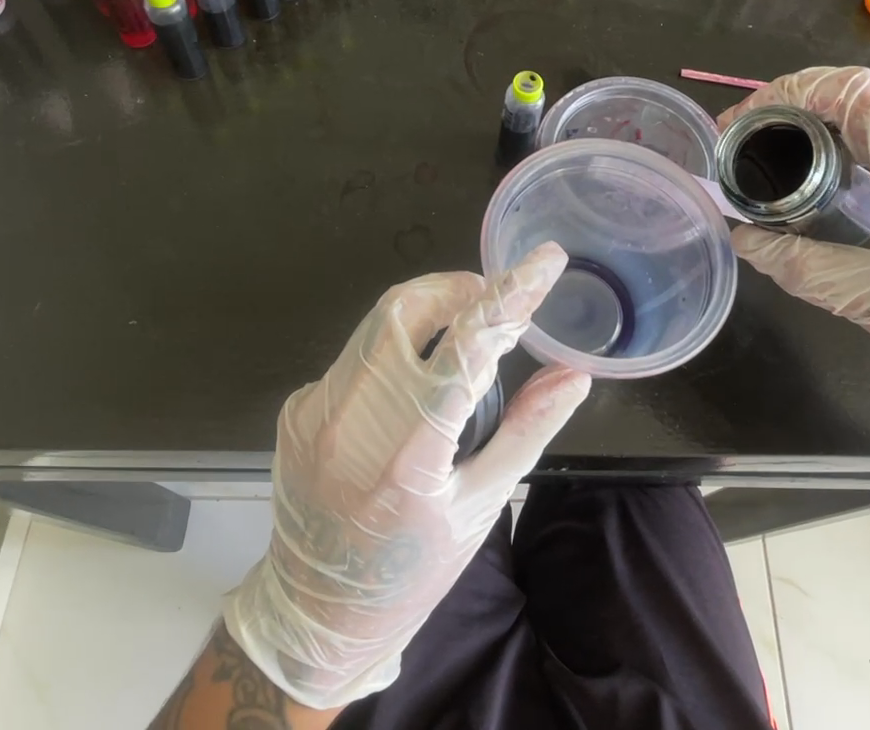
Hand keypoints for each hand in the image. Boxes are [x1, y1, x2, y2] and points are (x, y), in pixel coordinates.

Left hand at [222, 244, 589, 709]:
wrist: (314, 611)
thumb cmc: (412, 571)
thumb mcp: (480, 507)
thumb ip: (527, 430)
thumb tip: (574, 374)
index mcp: (410, 453)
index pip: (469, 347)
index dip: (512, 294)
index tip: (545, 258)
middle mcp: (353, 420)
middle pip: (408, 308)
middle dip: (458, 288)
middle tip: (493, 303)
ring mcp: (315, 410)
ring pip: (376, 322)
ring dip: (426, 310)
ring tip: (459, 333)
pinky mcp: (296, 410)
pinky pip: (354, 354)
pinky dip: (392, 350)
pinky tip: (408, 384)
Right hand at [719, 67, 869, 490]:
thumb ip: (802, 267)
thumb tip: (745, 240)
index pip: (853, 92)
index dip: (787, 94)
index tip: (742, 122)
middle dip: (801, 104)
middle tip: (753, 139)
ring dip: (834, 119)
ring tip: (787, 152)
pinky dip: (868, 138)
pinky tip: (844, 172)